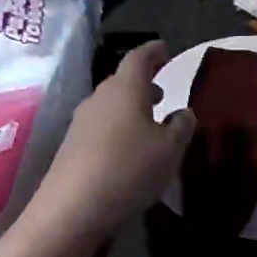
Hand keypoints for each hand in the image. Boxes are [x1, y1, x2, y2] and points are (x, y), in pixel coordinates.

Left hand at [29, 40, 196, 239]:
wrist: (74, 207)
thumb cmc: (130, 169)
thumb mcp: (170, 150)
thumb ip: (182, 127)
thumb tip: (184, 112)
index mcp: (126, 89)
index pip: (139, 57)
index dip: (154, 51)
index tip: (165, 49)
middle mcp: (99, 98)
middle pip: (121, 82)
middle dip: (142, 84)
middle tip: (161, 92)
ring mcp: (81, 122)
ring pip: (110, 105)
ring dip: (130, 108)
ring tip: (149, 123)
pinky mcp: (72, 146)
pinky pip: (101, 127)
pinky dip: (118, 128)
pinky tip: (128, 149)